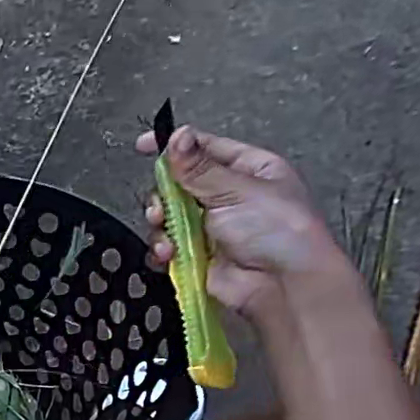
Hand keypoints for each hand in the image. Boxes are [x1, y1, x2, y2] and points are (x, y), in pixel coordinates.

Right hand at [137, 125, 349, 323]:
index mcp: (246, 170)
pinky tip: (168, 256)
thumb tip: (177, 136)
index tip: (142, 147)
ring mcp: (208, 228)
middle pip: (177, 187)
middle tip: (161, 210)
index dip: (175, 147)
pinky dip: (161, 252)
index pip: (205, 150)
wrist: (278, 283)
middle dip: (162, 199)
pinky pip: (165, 248)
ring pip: (167, 219)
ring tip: (168, 242)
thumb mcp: (236, 190)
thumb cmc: (274, 229)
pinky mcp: (194, 256)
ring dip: (161, 229)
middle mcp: (225, 196)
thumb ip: (199, 167)